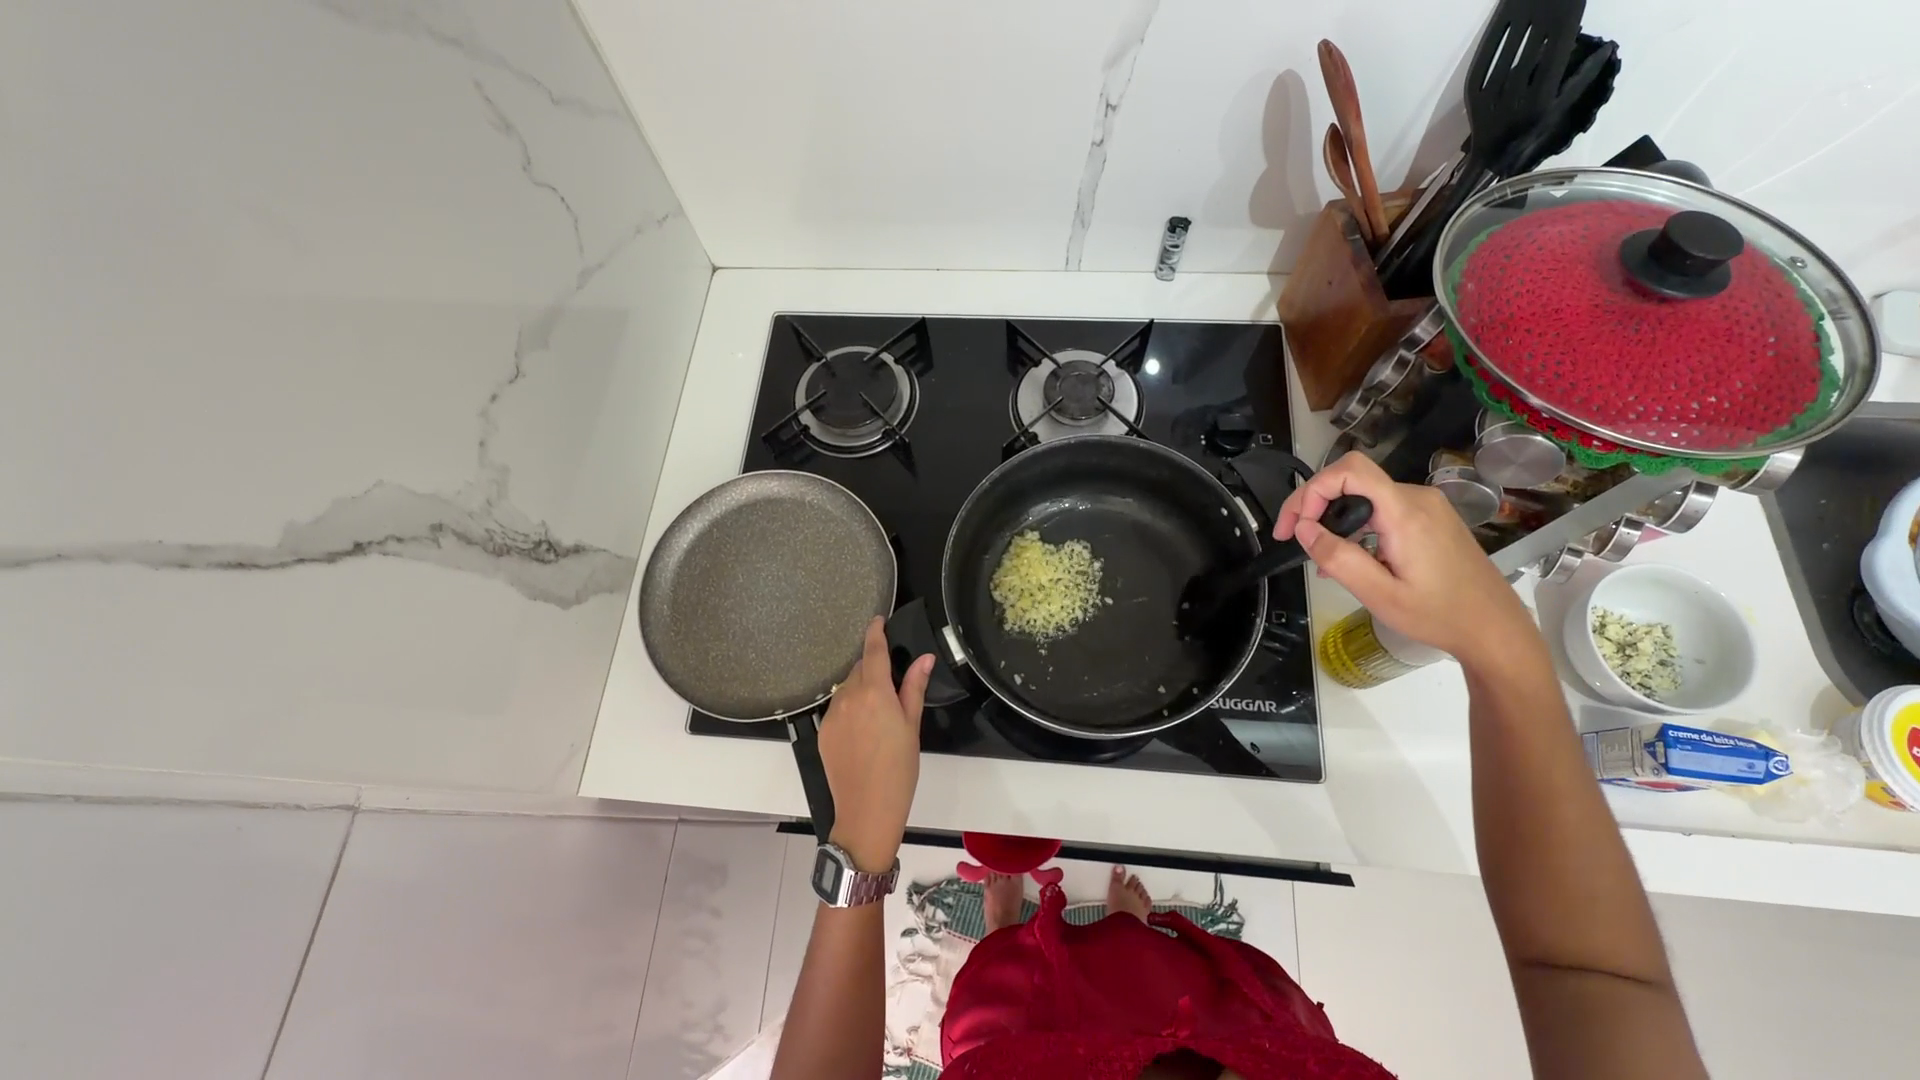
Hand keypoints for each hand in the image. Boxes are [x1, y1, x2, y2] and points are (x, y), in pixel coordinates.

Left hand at [819, 618, 934, 872]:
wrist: (867, 809)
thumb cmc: (899, 769)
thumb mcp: (912, 726)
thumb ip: (914, 688)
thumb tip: (924, 658)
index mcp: (875, 692)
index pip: (873, 651)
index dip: (875, 632)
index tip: (878, 620)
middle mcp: (848, 697)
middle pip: (859, 669)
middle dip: (872, 667)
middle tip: (890, 680)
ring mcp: (831, 715)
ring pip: (846, 689)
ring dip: (860, 688)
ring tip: (878, 711)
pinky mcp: (822, 732)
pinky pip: (837, 709)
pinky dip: (849, 708)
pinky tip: (863, 730)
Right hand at [1274, 451, 1538, 669]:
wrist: (1494, 627)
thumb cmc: (1438, 615)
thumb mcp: (1379, 595)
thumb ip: (1338, 558)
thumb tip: (1304, 529)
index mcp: (1405, 513)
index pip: (1350, 471)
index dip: (1312, 490)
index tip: (1295, 527)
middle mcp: (1417, 499)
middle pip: (1352, 480)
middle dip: (1314, 505)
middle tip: (1292, 539)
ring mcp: (1427, 506)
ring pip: (1364, 496)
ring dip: (1334, 519)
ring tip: (1321, 559)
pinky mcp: (1431, 518)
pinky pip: (1382, 509)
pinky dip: (1357, 525)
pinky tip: (1351, 557)